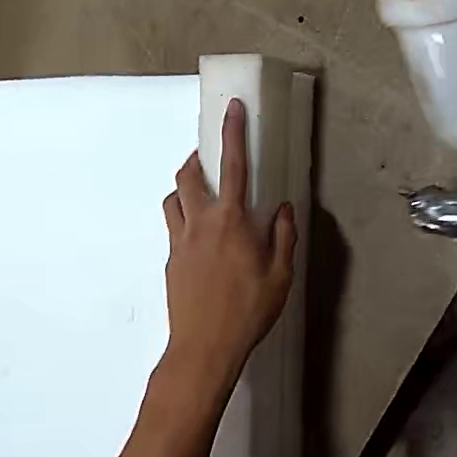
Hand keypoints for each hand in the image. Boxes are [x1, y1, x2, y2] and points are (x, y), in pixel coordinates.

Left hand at [160, 98, 296, 391]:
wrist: (204, 347)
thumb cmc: (248, 311)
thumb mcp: (281, 276)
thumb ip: (284, 237)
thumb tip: (285, 209)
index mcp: (231, 222)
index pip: (234, 166)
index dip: (233, 133)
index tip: (233, 109)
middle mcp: (200, 224)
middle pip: (188, 176)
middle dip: (197, 158)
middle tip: (210, 158)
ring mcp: (180, 242)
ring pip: (173, 199)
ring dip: (185, 187)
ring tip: (202, 194)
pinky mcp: (171, 261)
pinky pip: (173, 228)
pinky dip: (184, 219)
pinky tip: (201, 238)